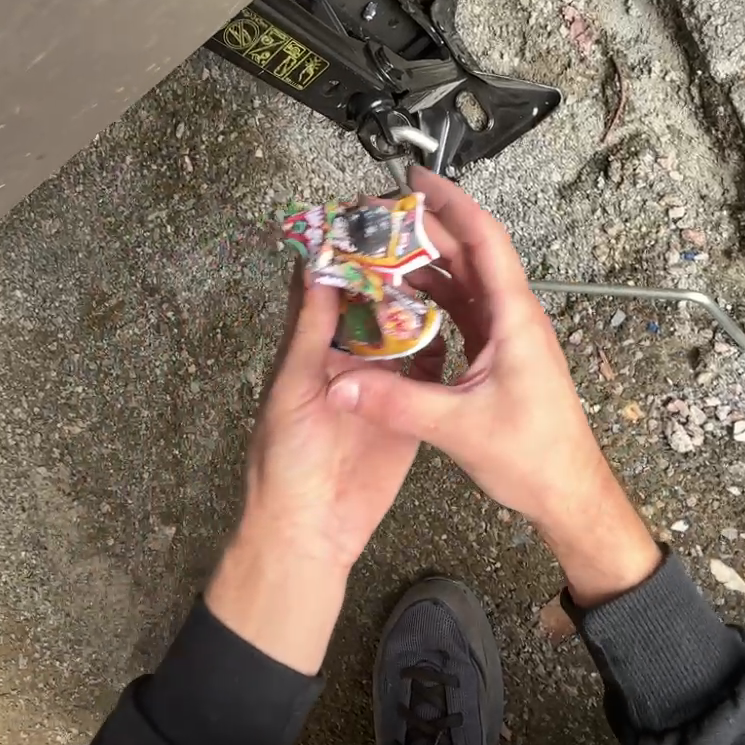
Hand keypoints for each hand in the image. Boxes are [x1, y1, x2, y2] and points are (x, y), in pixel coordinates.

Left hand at [205, 269, 443, 672]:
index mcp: (310, 347)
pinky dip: (438, 342)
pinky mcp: (405, 402)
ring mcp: (379, 378)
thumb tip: (317, 270)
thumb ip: (309, 333)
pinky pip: (426, 366)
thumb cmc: (286, 458)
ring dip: (415, 299)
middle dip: (386, 269)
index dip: (339, 254)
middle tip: (415, 232)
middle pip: (368, 302)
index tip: (362, 217)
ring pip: (400, 329)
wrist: (314, 527)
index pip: (323, 289)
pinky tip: (458, 315)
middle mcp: (345, 356)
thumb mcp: (293, 389)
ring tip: (441, 261)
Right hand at [323, 167, 659, 606]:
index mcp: (513, 317)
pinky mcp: (497, 355)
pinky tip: (401, 301)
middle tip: (381, 213)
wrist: (568, 493)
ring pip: (463, 282)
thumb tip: (341, 386)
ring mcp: (505, 335)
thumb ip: (397, 403)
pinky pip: (461, 311)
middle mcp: (512, 316)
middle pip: (469, 254)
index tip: (417, 178)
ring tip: (381, 250)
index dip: (452, 203)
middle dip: (428, 227)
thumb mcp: (459, 428)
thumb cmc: (534, 456)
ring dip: (426, 263)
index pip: (485, 240)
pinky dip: (431, 299)